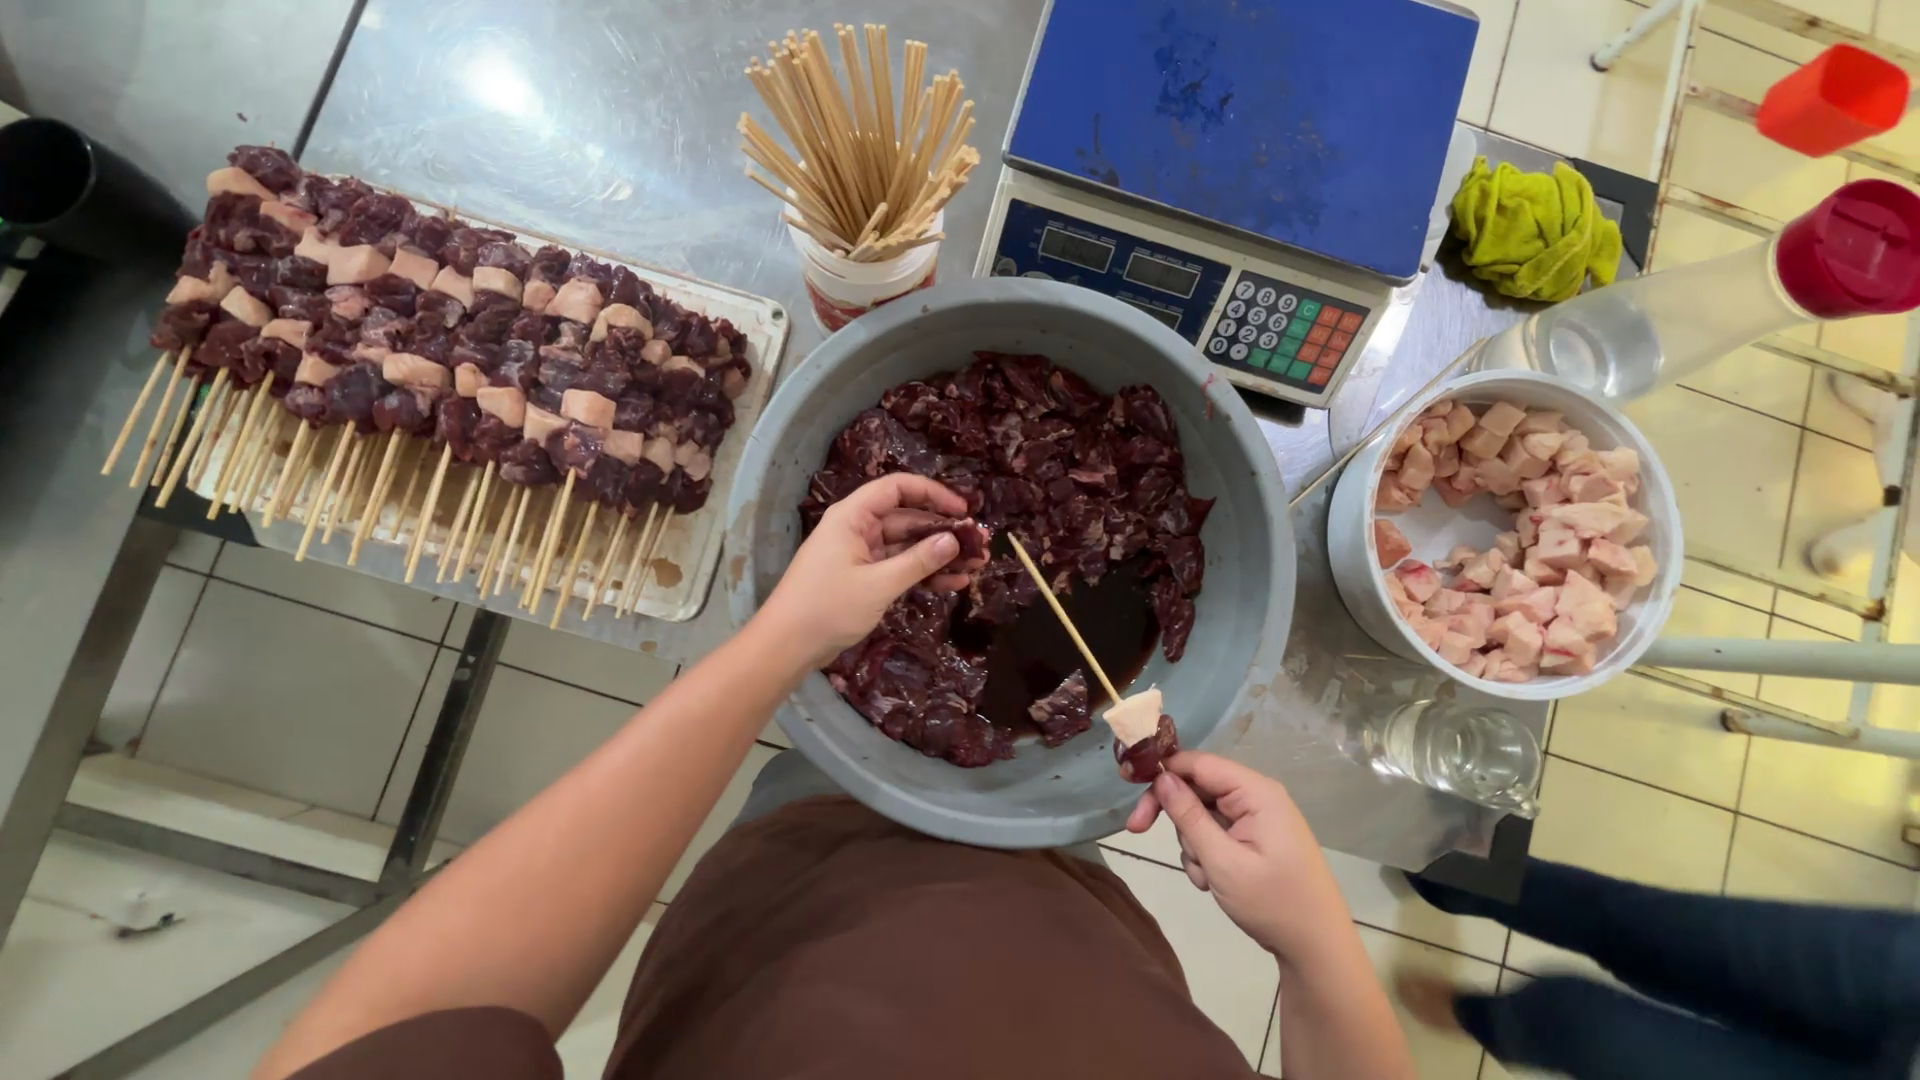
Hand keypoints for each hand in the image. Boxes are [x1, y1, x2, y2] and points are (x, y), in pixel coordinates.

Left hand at [759, 474, 982, 666]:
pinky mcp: (864, 578)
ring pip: (908, 546)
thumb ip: (918, 561)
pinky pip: (900, 567)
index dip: (933, 494)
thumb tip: (954, 540)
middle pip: (908, 518)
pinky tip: (954, 584)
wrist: (787, 646)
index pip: (897, 488)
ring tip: (976, 567)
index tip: (964, 510)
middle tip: (981, 545)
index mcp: (853, 517)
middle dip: (944, 531)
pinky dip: (924, 574)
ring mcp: (862, 554)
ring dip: (940, 555)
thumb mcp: (878, 584)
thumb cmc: (827, 607)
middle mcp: (858, 528)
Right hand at [1126, 752, 1349, 959]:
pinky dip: (1205, 855)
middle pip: (1196, 787)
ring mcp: (1255, 819)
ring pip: (1201, 813)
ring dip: (1192, 843)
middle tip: (1137, 830)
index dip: (1161, 771)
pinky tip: (1213, 881)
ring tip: (1207, 876)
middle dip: (1173, 814)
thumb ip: (1190, 817)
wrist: (1317, 950)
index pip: (1198, 763)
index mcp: (1256, 792)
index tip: (1127, 784)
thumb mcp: (1223, 862)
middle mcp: (1256, 797)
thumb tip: (1161, 777)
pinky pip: (1214, 833)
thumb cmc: (1274, 903)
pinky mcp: (1253, 839)